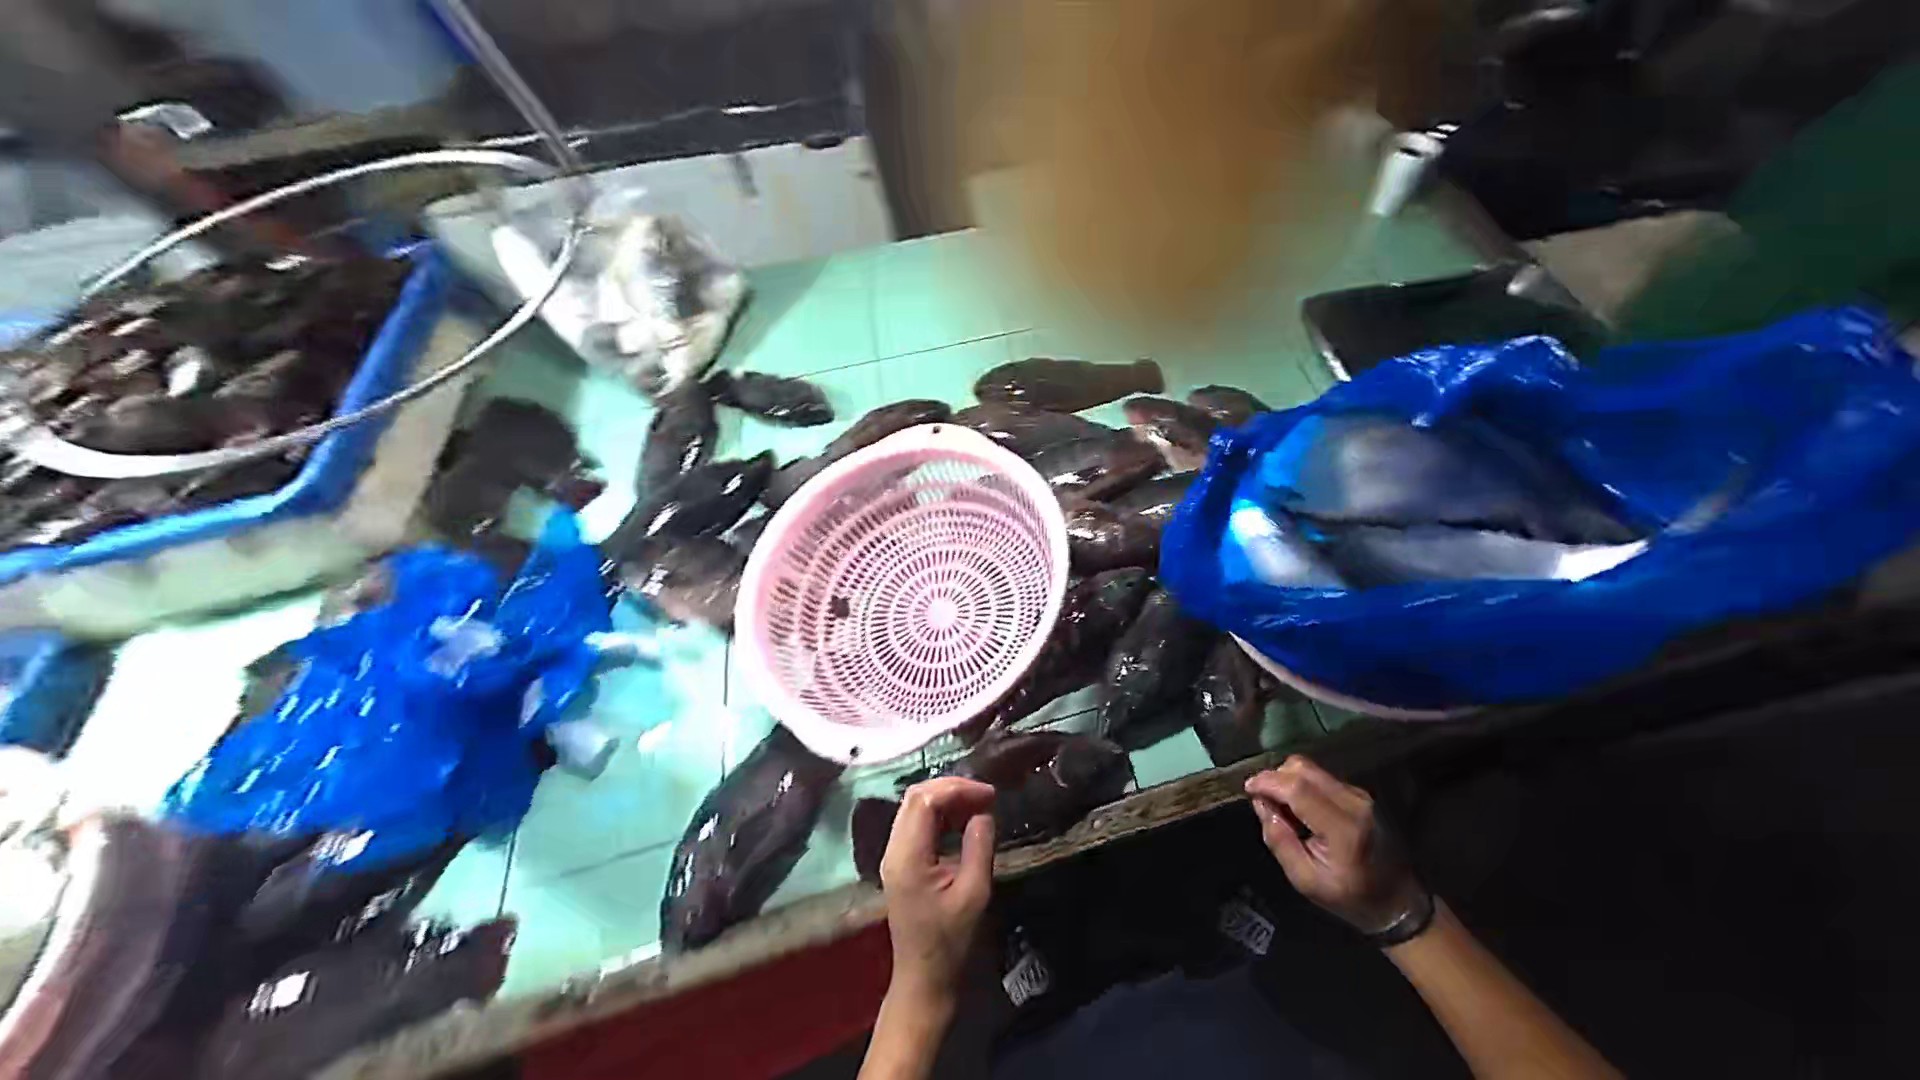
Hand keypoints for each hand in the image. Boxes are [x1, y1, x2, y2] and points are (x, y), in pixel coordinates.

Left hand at [879, 776, 996, 1008]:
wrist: (924, 978)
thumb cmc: (951, 940)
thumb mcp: (974, 893)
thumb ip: (979, 846)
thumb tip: (983, 811)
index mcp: (908, 856)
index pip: (925, 800)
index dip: (957, 788)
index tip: (989, 794)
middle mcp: (894, 849)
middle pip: (916, 797)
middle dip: (952, 788)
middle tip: (985, 795)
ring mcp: (894, 854)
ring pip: (915, 806)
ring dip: (946, 798)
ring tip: (979, 803)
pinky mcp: (900, 860)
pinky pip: (917, 822)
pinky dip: (940, 813)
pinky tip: (964, 818)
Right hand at [1245, 755, 1423, 934]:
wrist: (1399, 902)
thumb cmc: (1351, 897)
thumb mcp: (1305, 880)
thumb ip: (1279, 841)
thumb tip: (1261, 805)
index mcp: (1344, 829)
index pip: (1298, 788)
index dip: (1267, 782)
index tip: (1248, 790)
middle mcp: (1355, 803)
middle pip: (1302, 769)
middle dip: (1274, 777)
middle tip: (1263, 800)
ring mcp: (1360, 796)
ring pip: (1310, 768)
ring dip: (1287, 779)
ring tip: (1281, 805)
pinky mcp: (1360, 794)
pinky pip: (1320, 777)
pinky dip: (1301, 783)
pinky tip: (1299, 807)